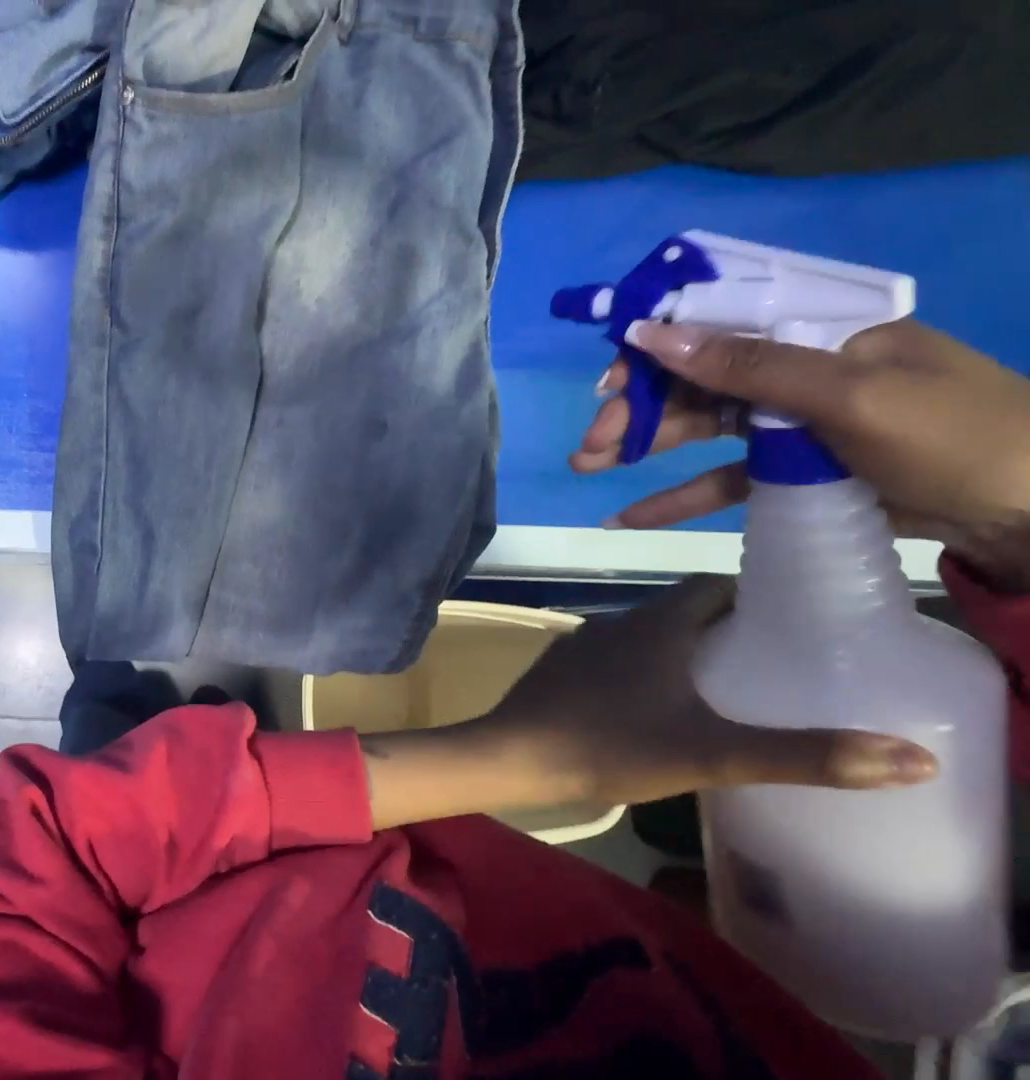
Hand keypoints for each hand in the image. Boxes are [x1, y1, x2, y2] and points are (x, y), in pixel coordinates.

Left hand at [365, 577, 937, 826]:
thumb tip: (915, 758)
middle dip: (725, 628)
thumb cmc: (610, 745)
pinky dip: (642, 671)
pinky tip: (656, 706)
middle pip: (680, 610)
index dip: (754, 597)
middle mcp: (615, 622)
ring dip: (681, 651)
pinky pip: (612, 659)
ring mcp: (579, 645)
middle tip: (772, 660)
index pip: (713, 586)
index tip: (794, 622)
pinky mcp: (557, 670)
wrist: (510, 757)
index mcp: (655, 624)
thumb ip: (807, 754)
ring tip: (723, 685)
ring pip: (644, 635)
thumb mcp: (715, 754)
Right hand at [571, 318, 1029, 591]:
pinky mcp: (794, 467)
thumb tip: (654, 332)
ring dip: (641, 445)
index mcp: (822, 331)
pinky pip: (721, 476)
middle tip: (590, 445)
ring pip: (699, 425)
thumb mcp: (851, 395)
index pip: (718, 324)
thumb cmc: (956, 438)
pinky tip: (629, 513)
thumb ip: (749, 367)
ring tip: (587, 467)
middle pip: (697, 380)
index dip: (655, 346)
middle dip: (636, 408)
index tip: (606, 380)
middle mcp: (800, 368)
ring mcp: (795, 419)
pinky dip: (676, 494)